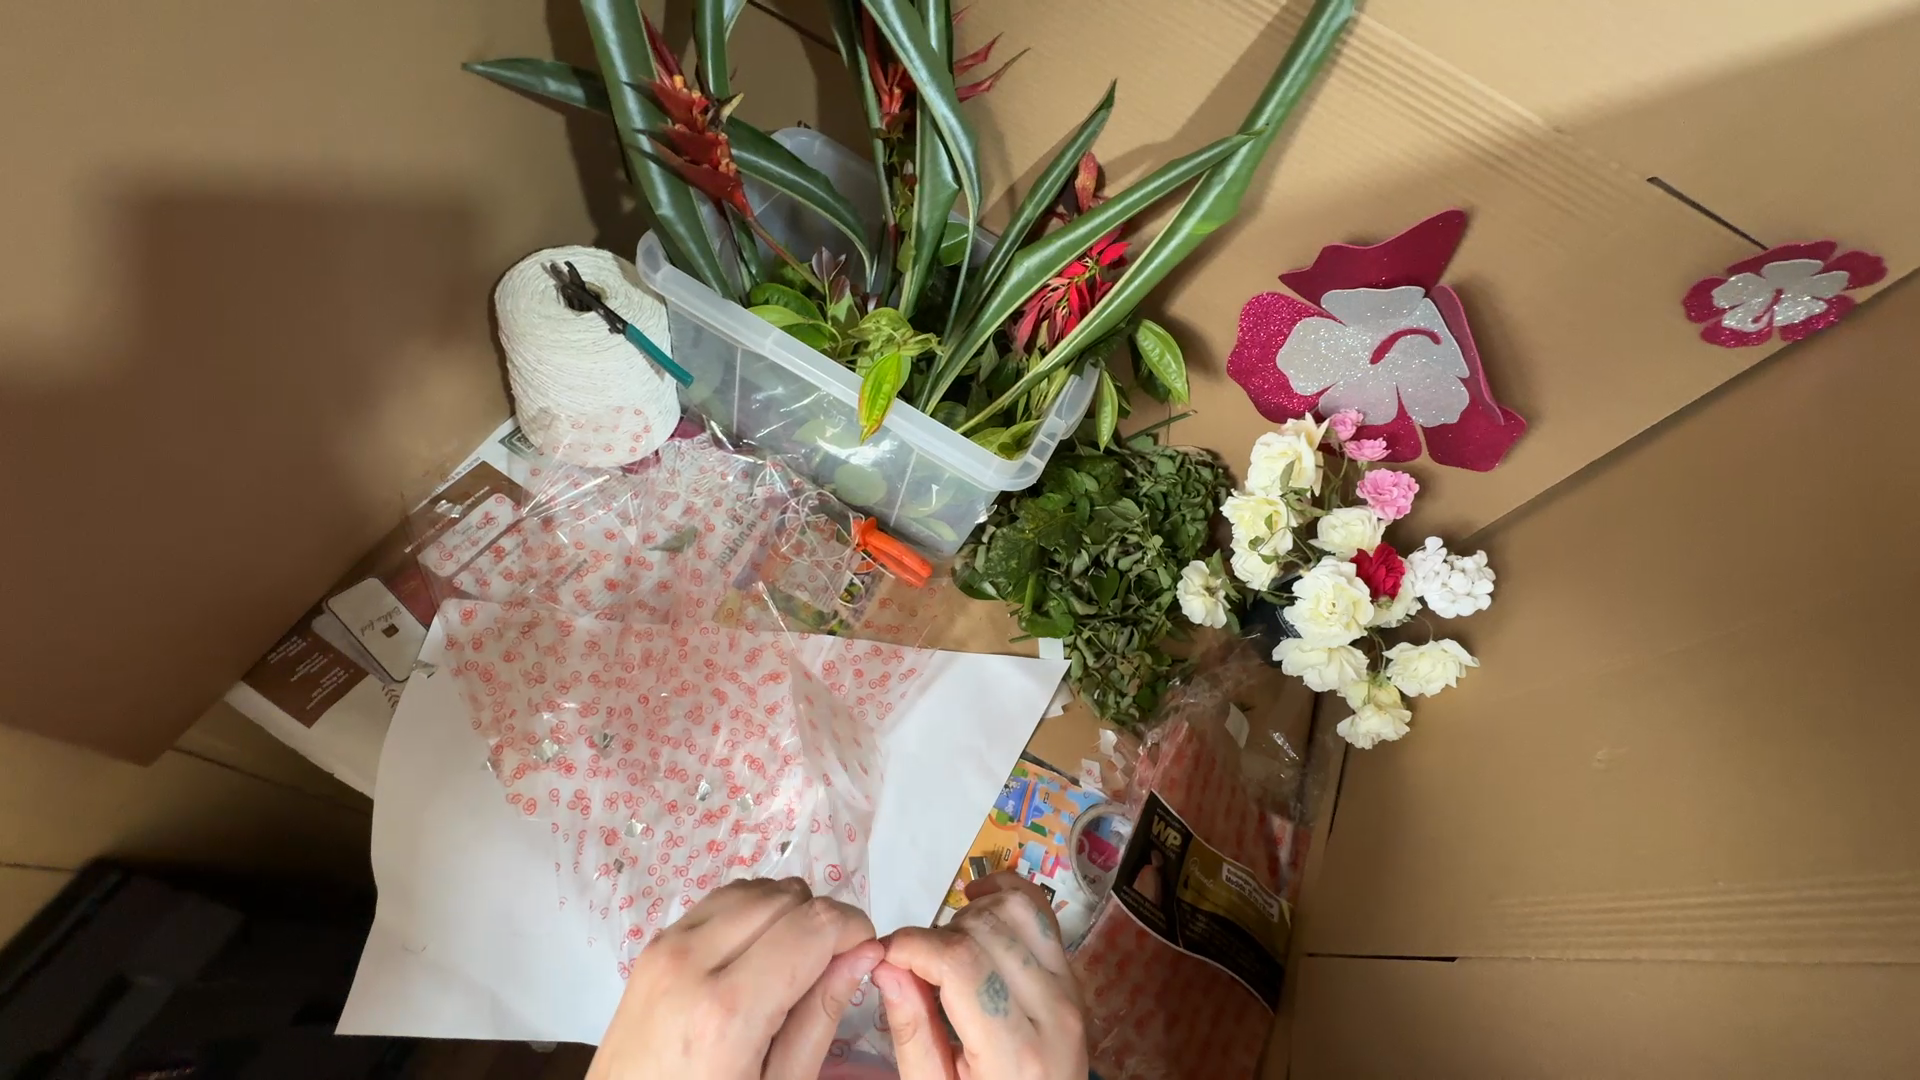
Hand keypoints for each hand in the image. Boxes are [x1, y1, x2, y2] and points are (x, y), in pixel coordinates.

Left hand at [587, 877, 882, 1079]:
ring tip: (787, 962)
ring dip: (786, 912)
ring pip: (757, 887)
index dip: (852, 928)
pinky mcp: (654, 942)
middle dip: (820, 921)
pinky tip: (751, 955)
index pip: (815, 923)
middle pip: (789, 896)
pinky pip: (723, 897)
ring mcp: (666, 945)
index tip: (862, 954)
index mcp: (727, 1010)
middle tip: (824, 968)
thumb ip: (822, 1014)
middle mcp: (693, 961)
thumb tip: (867, 951)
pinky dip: (752, 912)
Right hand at [875, 873, 1087, 1079]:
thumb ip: (911, 1031)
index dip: (913, 945)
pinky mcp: (1072, 974)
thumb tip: (884, 963)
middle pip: (983, 930)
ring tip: (948, 950)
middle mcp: (1052, 1009)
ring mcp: (1069, 986)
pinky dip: (1003, 892)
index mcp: (1016, 1053)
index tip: (886, 955)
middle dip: (936, 937)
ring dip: (968, 916)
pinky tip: (976, 902)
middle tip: (918, 970)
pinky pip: (1040, 909)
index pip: (961, 963)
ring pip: (1013, 908)